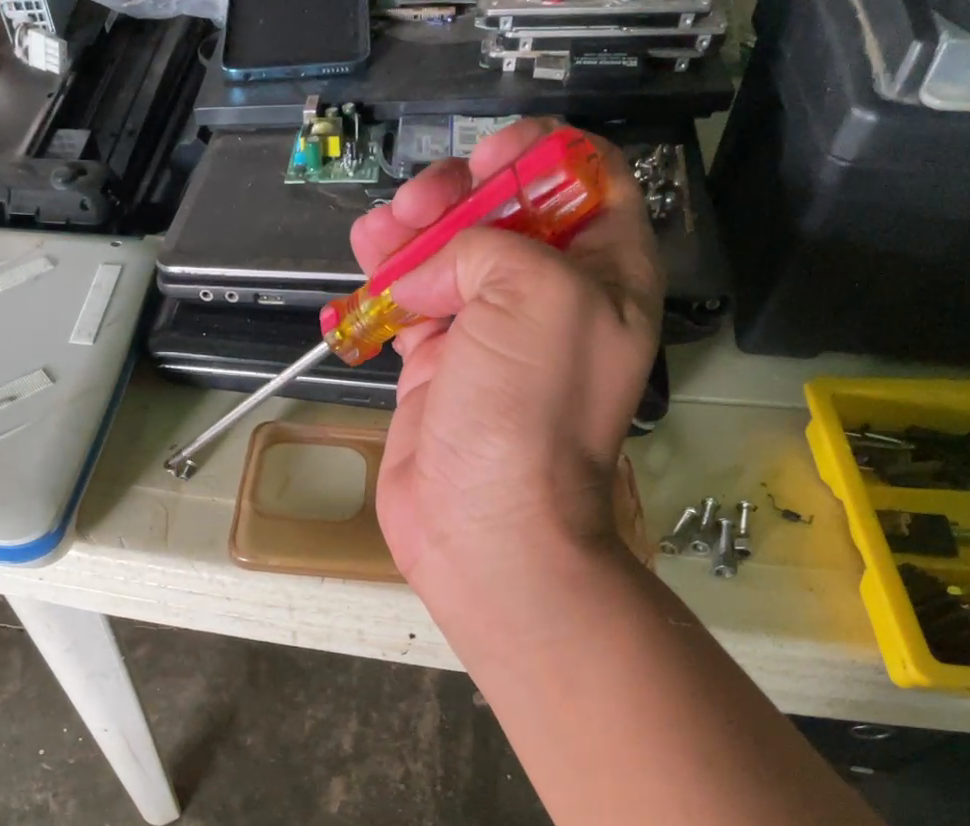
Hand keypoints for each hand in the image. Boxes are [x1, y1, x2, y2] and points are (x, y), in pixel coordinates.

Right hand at [349, 120, 663, 588]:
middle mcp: (551, 300)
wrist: (486, 526)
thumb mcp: (538, 296)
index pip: (588, 182)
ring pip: (449, 256)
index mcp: (606, 276)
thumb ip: (488, 245)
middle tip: (418, 202)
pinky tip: (363, 265)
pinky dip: (385, 282)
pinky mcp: (439, 369)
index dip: (540, 155)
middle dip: (458, 192)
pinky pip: (410, 306)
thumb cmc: (530, 412)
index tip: (488, 158)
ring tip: (379, 230)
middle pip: (505, 213)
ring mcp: (490, 336)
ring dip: (411, 231)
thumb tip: (427, 270)